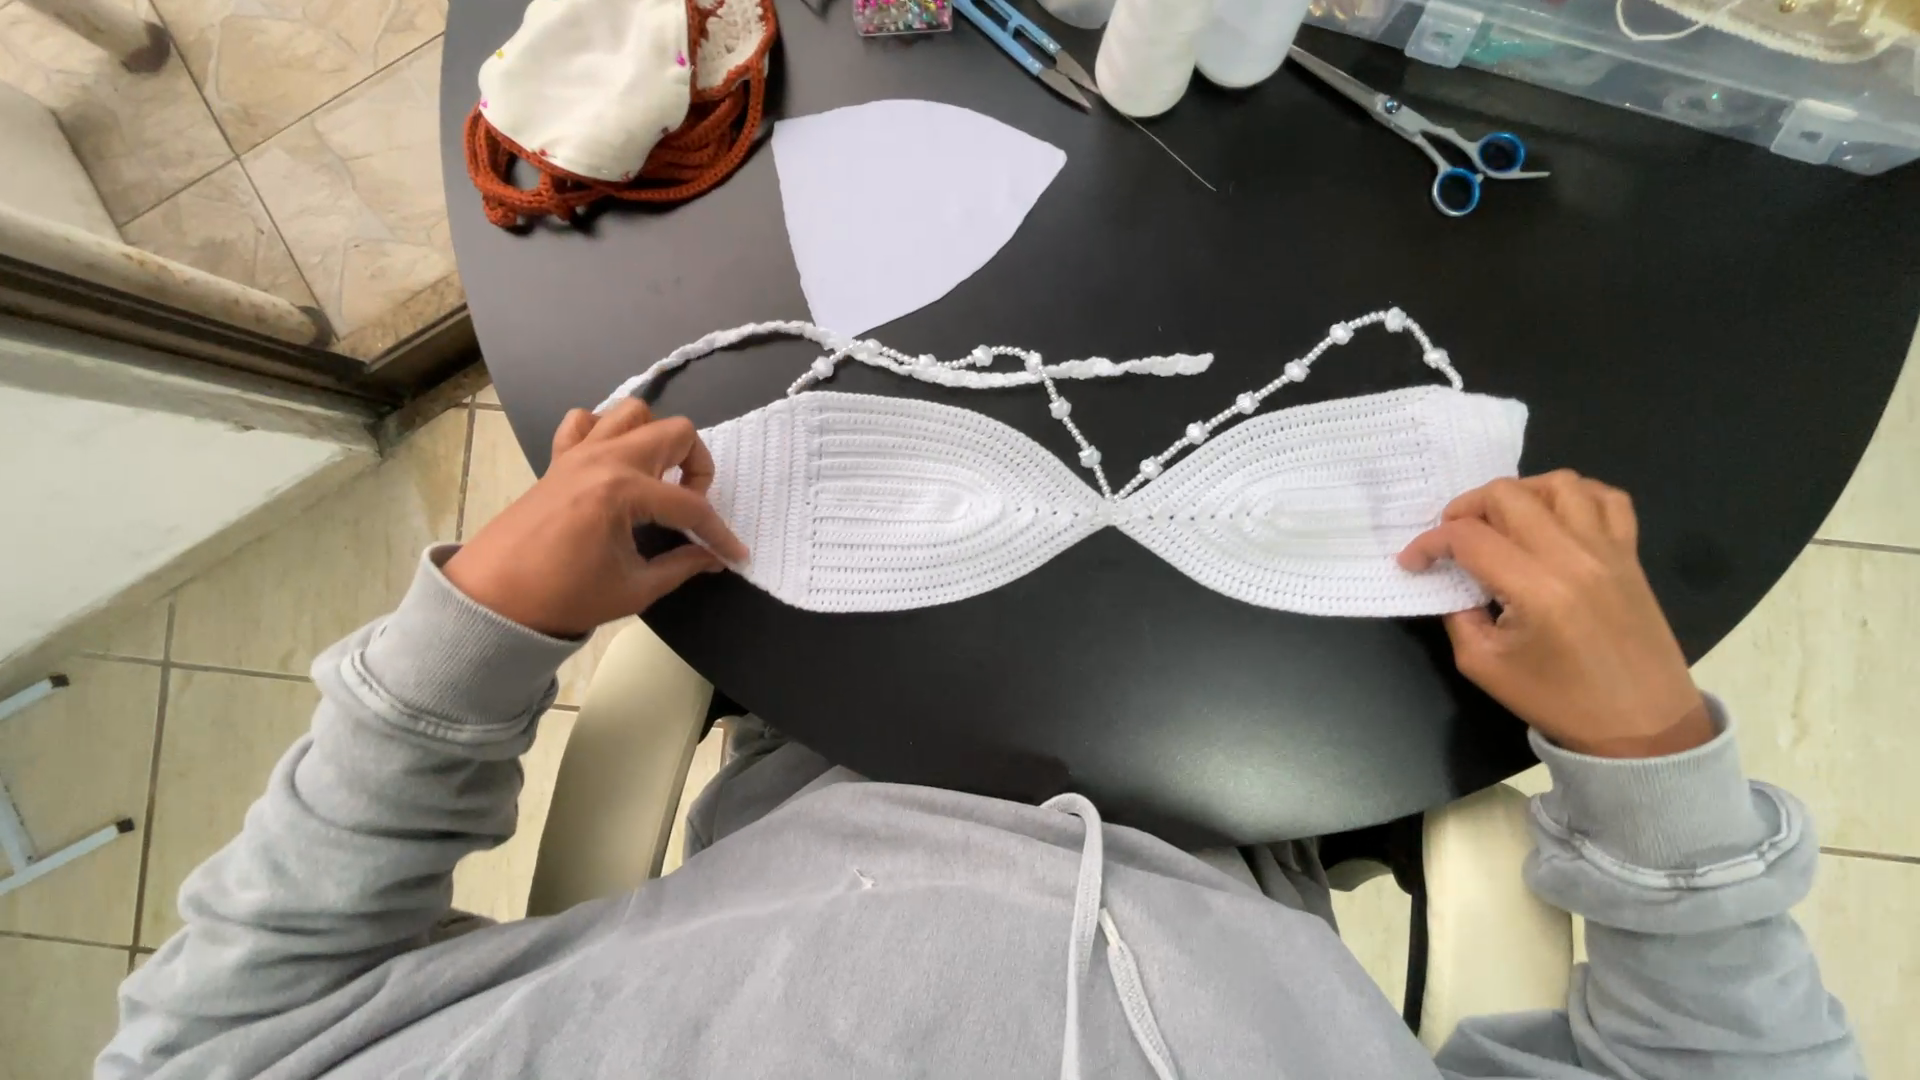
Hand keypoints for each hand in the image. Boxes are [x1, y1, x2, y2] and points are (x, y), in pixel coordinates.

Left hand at [444, 399, 747, 638]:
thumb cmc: (566, 597)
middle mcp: (605, 459)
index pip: (691, 505)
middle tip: (691, 507)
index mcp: (624, 491)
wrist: (494, 600)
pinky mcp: (559, 459)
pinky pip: (585, 421)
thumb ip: (682, 566)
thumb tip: (713, 558)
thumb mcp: (635, 588)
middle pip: (676, 433)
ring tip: (657, 479)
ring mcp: (579, 453)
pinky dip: (606, 432)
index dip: (719, 533)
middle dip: (697, 468)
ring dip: (656, 441)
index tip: (735, 555)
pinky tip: (615, 465)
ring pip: (634, 413)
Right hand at [1397, 471, 1710, 758]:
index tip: (1412, 562)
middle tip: (1449, 540)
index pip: (1468, 537)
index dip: (1427, 544)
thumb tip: (1448, 581)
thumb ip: (1456, 614)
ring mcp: (1609, 550)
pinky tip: (1549, 518)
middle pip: (1507, 495)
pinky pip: (1606, 498)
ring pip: (1558, 483)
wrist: (1641, 724)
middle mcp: (1575, 557)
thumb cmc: (1556, 699)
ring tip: (1498, 521)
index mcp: (1536, 589)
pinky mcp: (1630, 555)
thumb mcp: (1481, 663)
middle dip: (1463, 509)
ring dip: (1516, 493)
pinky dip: (1571, 495)